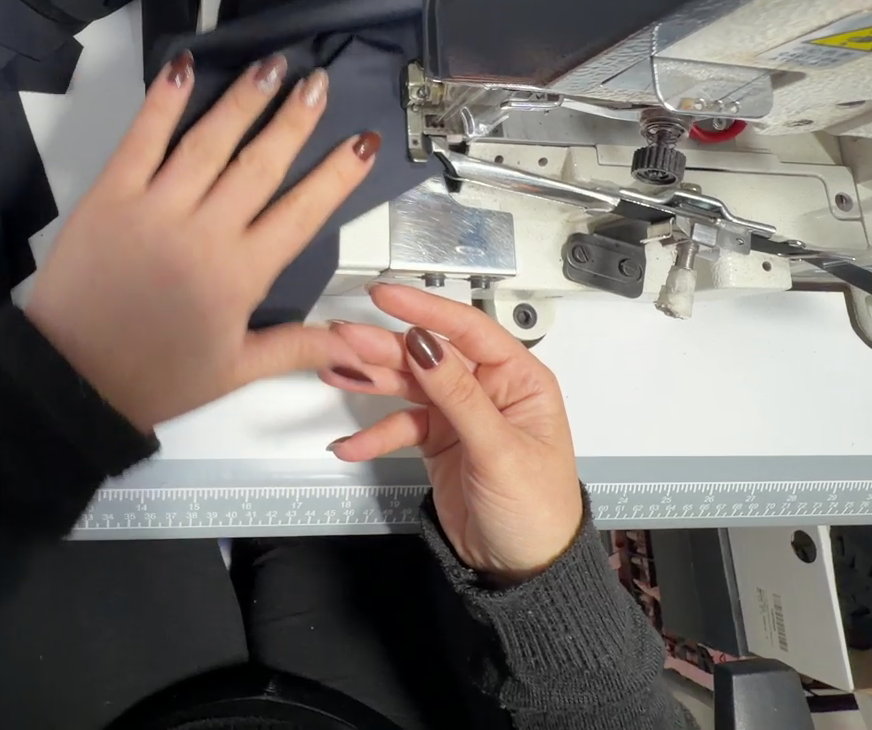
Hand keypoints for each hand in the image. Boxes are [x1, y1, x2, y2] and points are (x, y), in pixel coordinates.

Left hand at [26, 52, 380, 431]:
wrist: (72, 380)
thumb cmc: (157, 376)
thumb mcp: (236, 370)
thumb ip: (300, 347)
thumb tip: (364, 347)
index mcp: (241, 275)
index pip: (301, 213)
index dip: (336, 175)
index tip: (363, 140)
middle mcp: (205, 233)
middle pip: (260, 165)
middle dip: (294, 120)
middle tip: (318, 80)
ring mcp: (155, 209)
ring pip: (208, 144)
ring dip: (243, 100)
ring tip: (272, 64)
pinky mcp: (110, 196)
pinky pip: (141, 141)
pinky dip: (162, 103)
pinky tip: (185, 67)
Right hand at [325, 285, 583, 585]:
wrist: (523, 573)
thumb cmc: (536, 511)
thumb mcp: (499, 450)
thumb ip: (459, 395)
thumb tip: (425, 344)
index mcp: (517, 378)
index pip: (467, 329)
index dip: (424, 310)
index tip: (386, 296)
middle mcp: (486, 387)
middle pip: (428, 354)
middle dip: (385, 347)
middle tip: (345, 337)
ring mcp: (457, 412)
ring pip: (408, 384)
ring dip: (372, 381)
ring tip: (334, 371)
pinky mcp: (436, 437)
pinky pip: (399, 424)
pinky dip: (374, 435)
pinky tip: (351, 444)